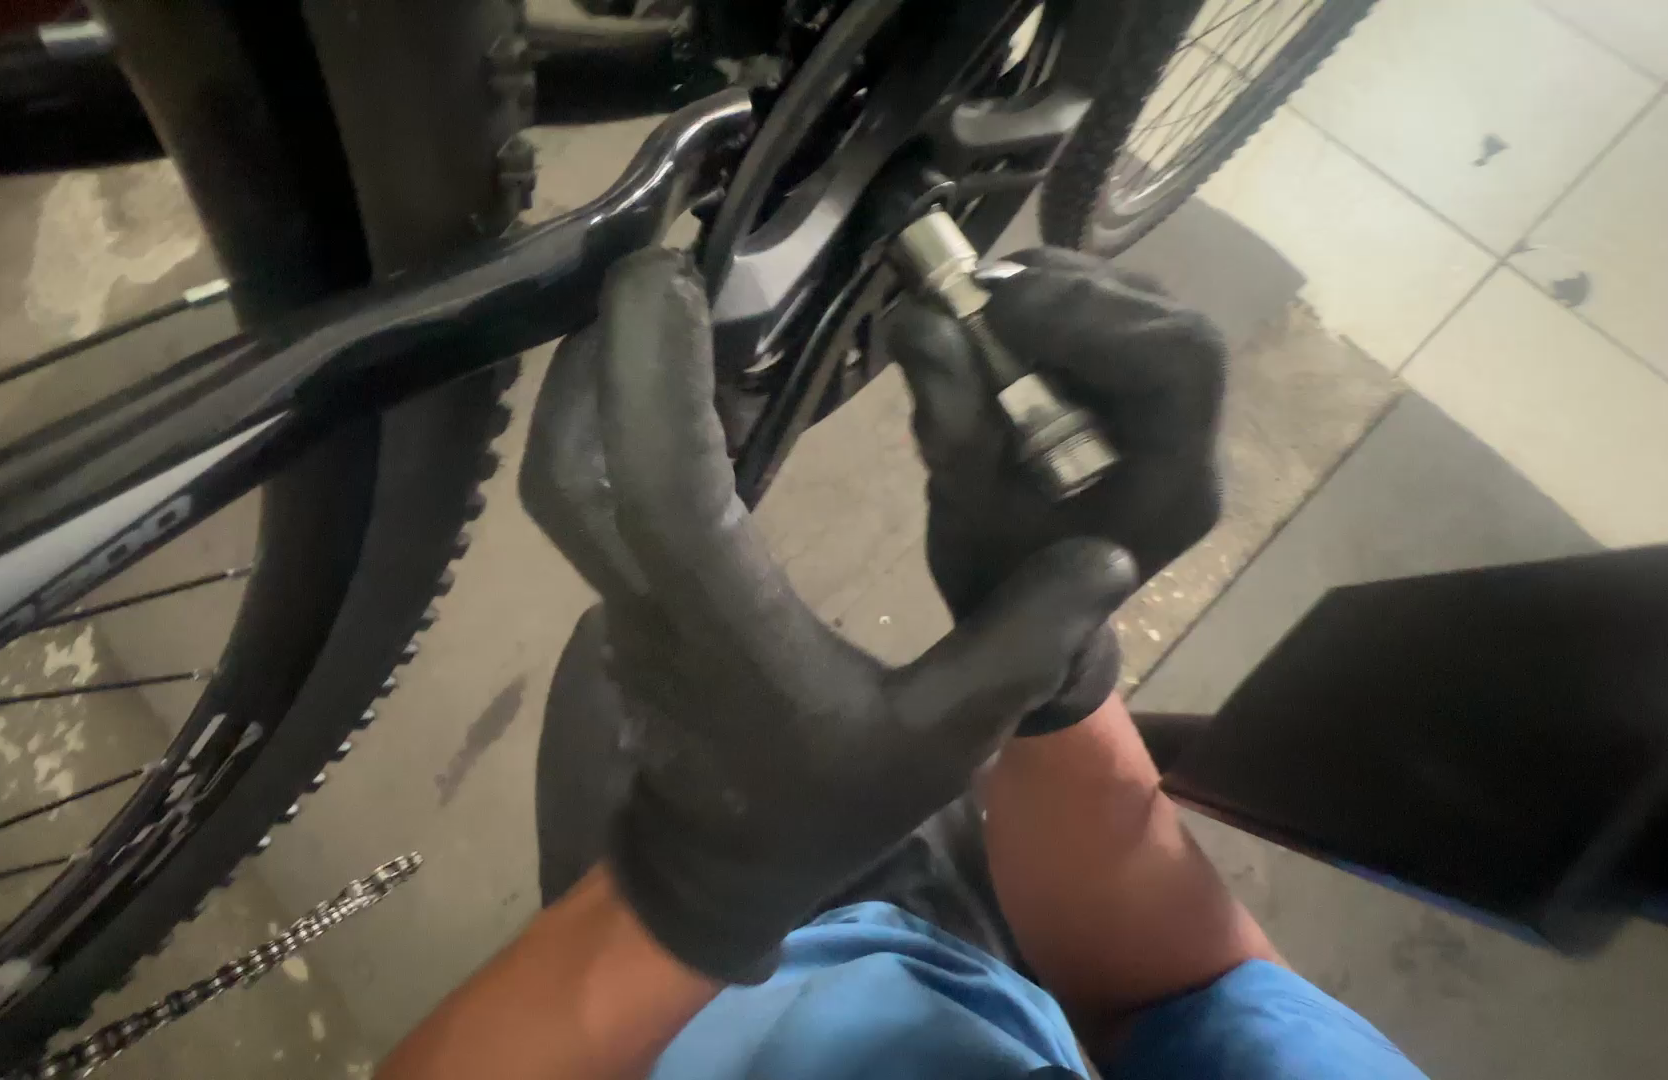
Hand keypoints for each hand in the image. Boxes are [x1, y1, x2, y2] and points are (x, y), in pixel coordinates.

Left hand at [520, 249, 1134, 982]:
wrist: (724, 866)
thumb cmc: (827, 809)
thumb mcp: (943, 742)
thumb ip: (1021, 647)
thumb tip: (1102, 557)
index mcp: (725, 624)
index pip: (664, 486)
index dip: (652, 378)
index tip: (668, 280)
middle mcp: (651, 598)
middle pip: (575, 464)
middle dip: (601, 355)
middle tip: (656, 270)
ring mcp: (621, 598)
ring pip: (564, 476)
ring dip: (592, 384)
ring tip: (652, 308)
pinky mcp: (622, 597)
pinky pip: (588, 495)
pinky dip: (606, 426)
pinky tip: (658, 387)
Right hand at [880, 247, 1225, 732]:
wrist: (1025, 614)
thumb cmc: (999, 586)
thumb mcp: (964, 518)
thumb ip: (950, 427)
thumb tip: (920, 321)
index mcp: (1171, 481)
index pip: (1178, 359)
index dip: (1089, 316)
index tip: (992, 311)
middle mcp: (1188, 431)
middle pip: (1160, 314)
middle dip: (1060, 292)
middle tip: (968, 299)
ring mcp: (1166, 404)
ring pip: (1133, 300)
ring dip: (1047, 287)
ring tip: (972, 308)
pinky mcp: (1131, 386)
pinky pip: (1105, 312)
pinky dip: (1042, 301)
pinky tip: (992, 324)